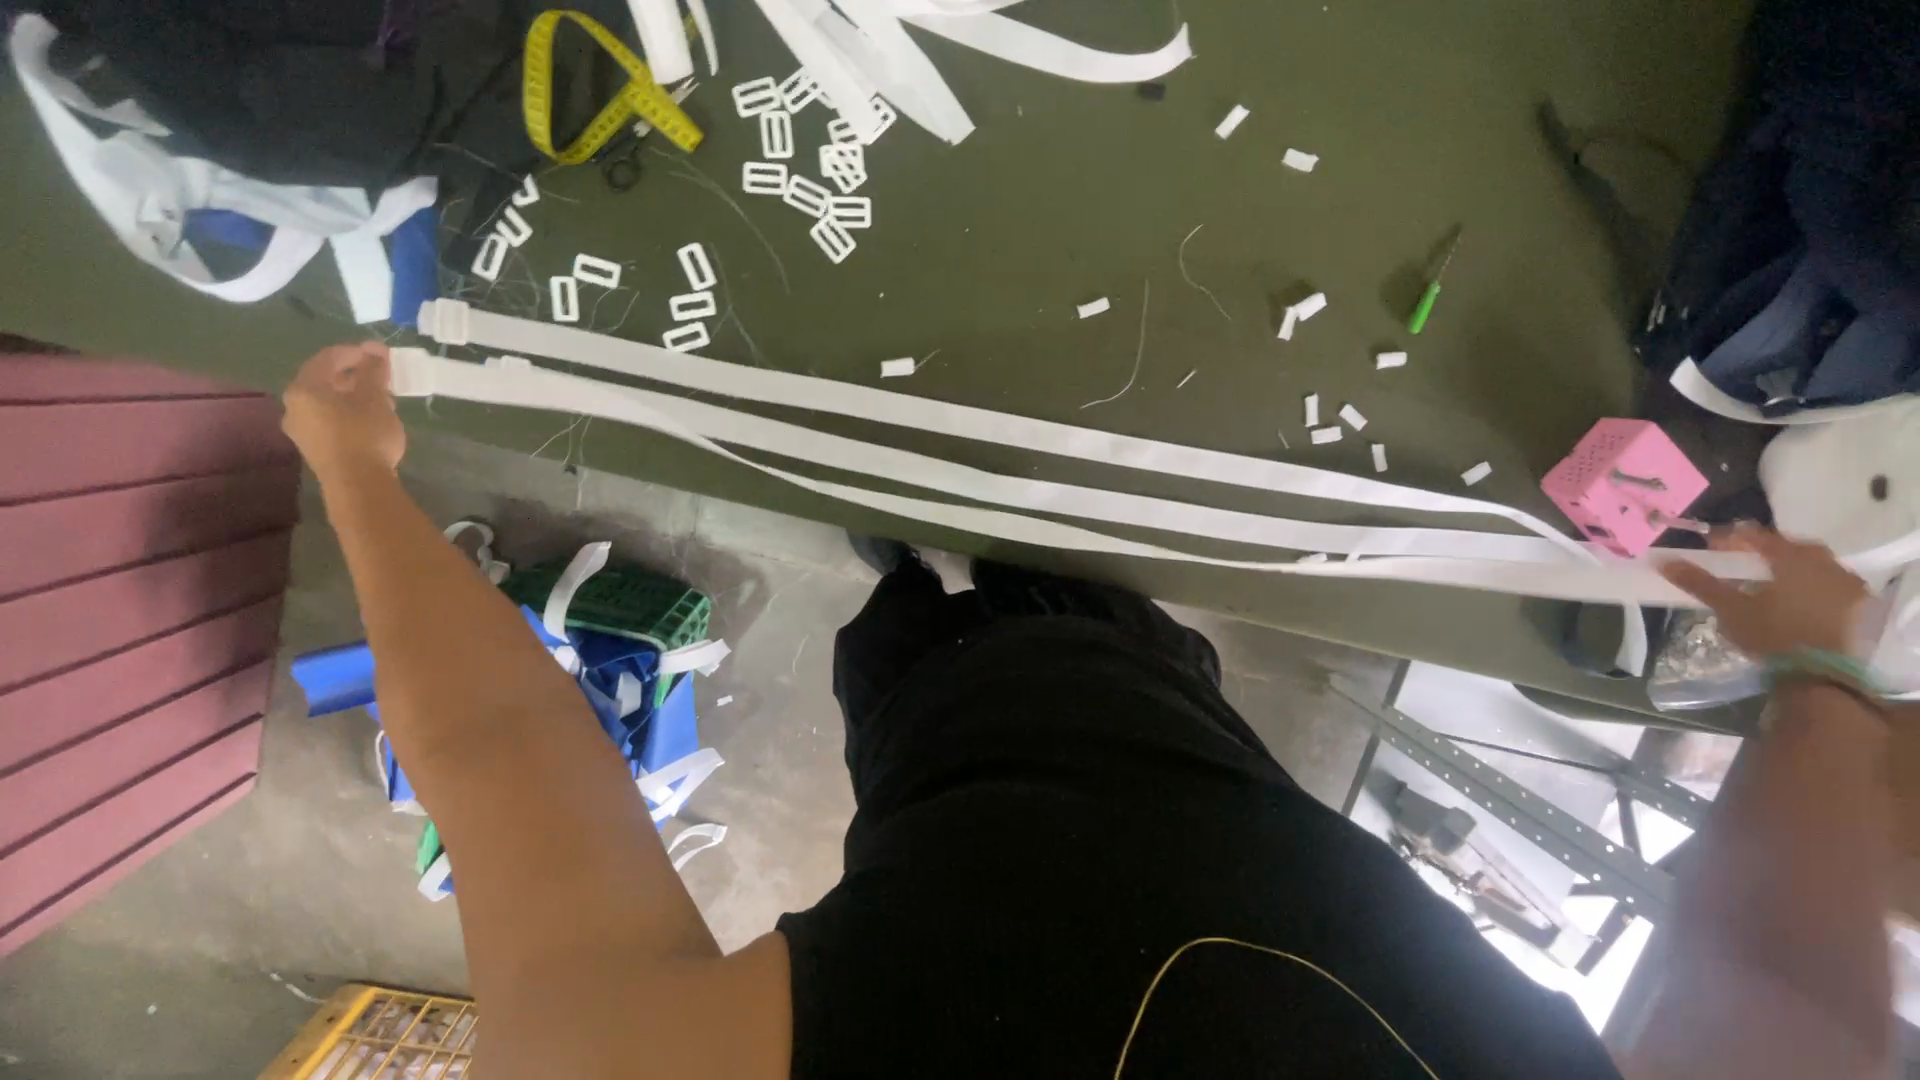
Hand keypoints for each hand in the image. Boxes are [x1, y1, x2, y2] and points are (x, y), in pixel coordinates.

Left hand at [282, 342, 405, 480]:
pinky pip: (328, 420)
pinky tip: (369, 420)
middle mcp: (294, 406)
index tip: (380, 353)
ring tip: (380, 399)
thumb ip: (374, 371)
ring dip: (351, 395)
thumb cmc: (365, 434)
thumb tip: (376, 349)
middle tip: (380, 376)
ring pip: (326, 402)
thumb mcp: (375, 398)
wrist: (358, 484)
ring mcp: (300, 429)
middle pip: (323, 381)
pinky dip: (347, 413)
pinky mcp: (314, 448)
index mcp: (304, 389)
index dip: (354, 352)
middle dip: (353, 375)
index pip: (327, 358)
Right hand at [1659, 523, 1868, 656]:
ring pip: (1816, 564)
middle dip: (1766, 548)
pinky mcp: (1858, 607)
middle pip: (1793, 546)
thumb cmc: (1771, 634)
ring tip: (1767, 577)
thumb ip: (1698, 582)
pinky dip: (1810, 582)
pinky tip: (1795, 596)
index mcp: (1794, 561)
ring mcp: (1848, 586)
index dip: (1733, 537)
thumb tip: (1663, 560)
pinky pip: (1831, 583)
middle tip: (1741, 556)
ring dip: (1791, 565)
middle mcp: (1826, 566)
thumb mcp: (1728, 608)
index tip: (1710, 543)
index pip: (1760, 537)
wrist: (1821, 674)